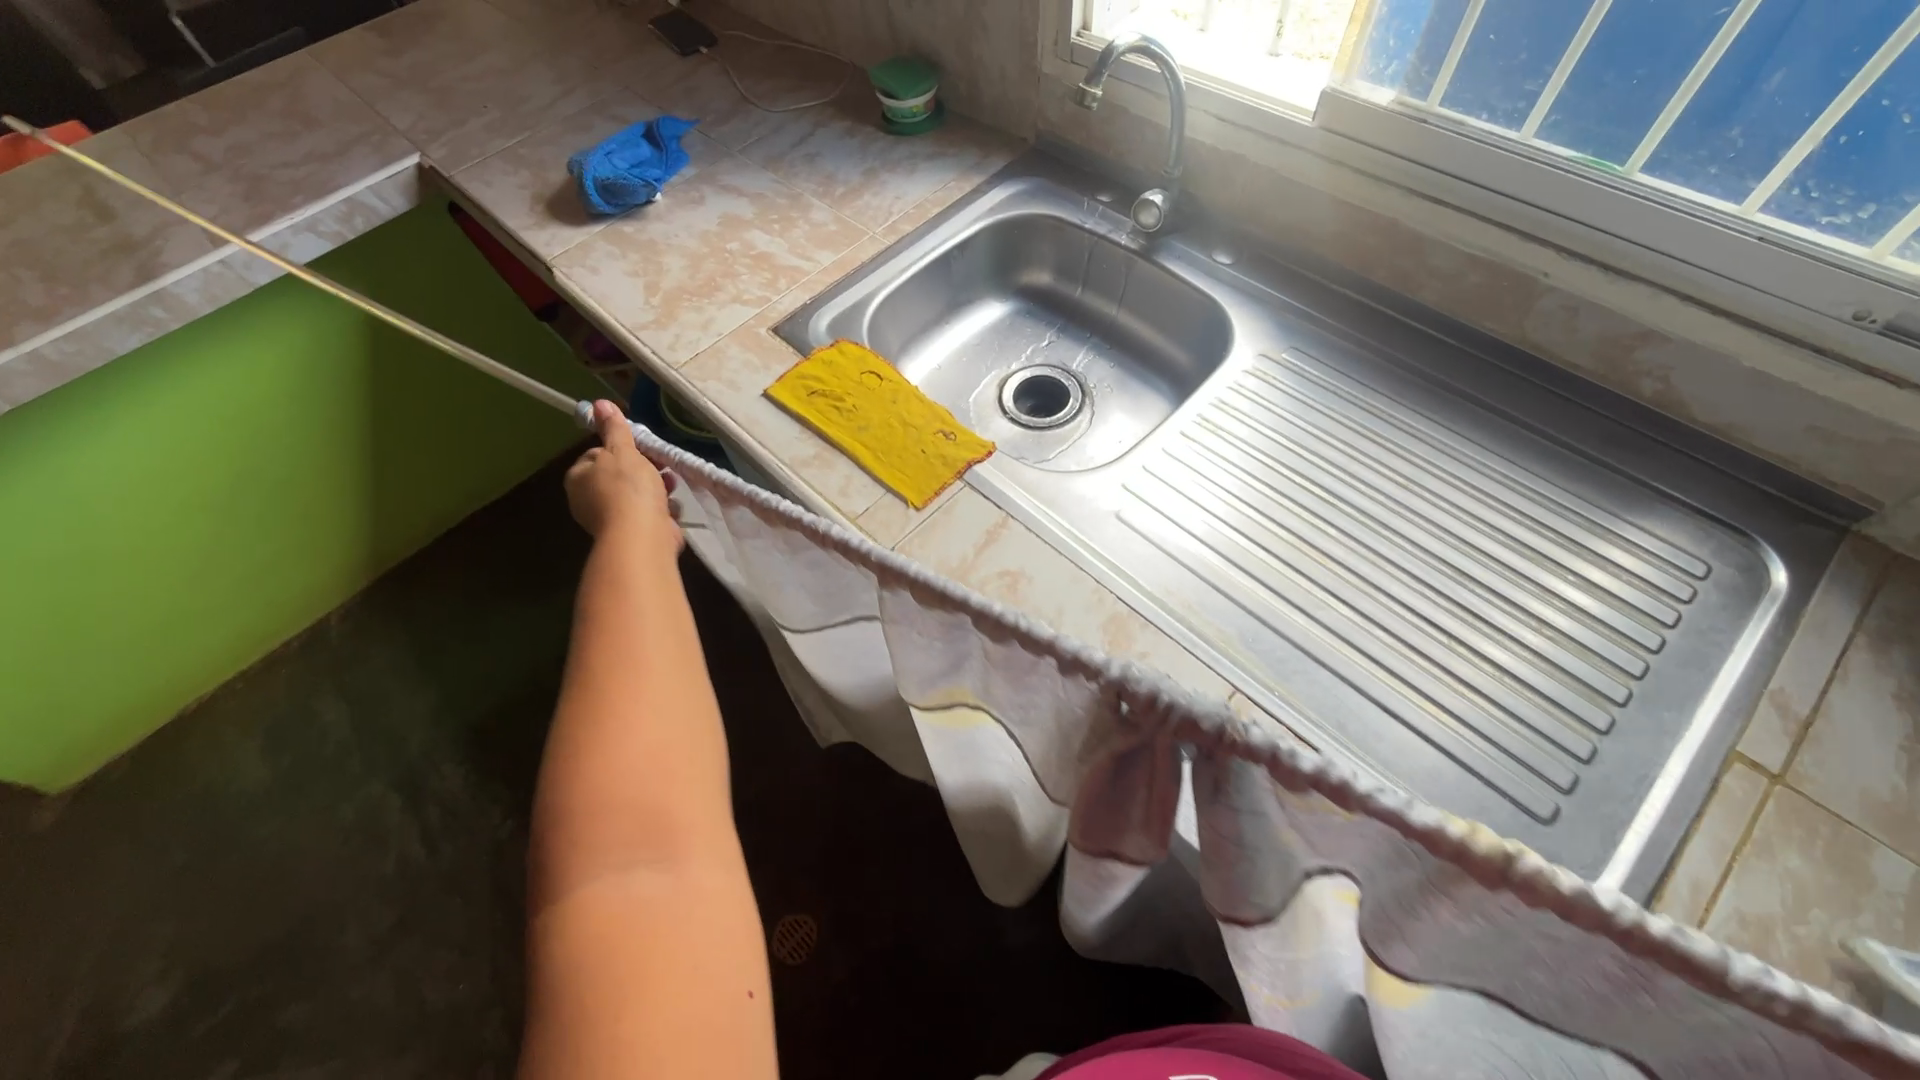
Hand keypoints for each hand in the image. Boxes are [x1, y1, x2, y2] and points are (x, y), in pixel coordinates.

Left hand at [565, 400, 679, 549]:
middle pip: (619, 476)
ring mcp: (609, 520)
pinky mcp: (631, 535)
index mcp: (578, 478)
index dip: (621, 450)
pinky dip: (660, 511)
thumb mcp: (622, 450)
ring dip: (657, 489)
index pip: (597, 455)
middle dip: (644, 470)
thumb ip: (614, 429)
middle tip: (661, 466)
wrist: (642, 534)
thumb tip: (599, 403)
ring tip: (671, 486)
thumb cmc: (628, 487)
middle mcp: (587, 501)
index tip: (641, 450)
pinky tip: (671, 509)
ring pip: (636, 496)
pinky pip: (647, 515)